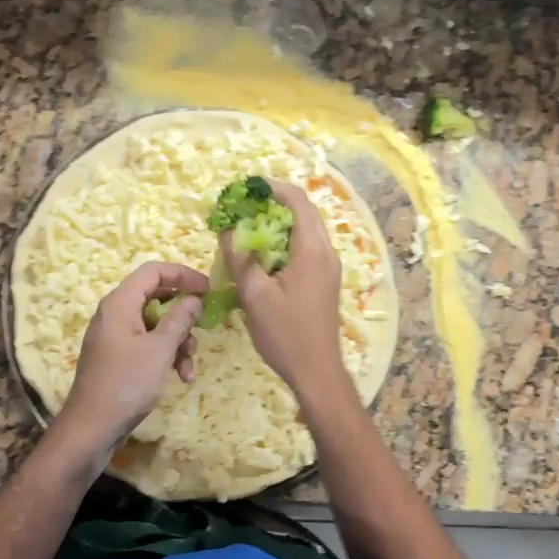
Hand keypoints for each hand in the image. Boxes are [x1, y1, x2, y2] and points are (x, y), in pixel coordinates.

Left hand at [55, 261, 208, 455]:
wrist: (92, 427)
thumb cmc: (127, 383)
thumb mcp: (160, 349)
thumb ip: (179, 319)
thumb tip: (194, 299)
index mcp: (120, 303)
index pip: (153, 271)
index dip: (183, 274)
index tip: (209, 289)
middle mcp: (115, 313)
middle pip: (156, 297)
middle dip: (183, 315)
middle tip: (203, 326)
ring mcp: (115, 336)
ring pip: (156, 324)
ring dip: (178, 342)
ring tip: (189, 367)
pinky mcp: (118, 356)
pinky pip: (147, 344)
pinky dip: (165, 355)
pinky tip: (181, 377)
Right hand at [223, 182, 349, 400]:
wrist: (316, 371)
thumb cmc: (285, 333)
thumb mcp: (254, 295)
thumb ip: (240, 258)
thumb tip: (229, 230)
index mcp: (312, 250)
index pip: (298, 202)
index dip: (273, 188)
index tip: (247, 187)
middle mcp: (326, 253)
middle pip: (304, 213)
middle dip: (275, 204)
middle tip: (244, 206)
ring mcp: (328, 268)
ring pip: (306, 231)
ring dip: (280, 224)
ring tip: (250, 227)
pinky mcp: (325, 281)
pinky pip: (307, 249)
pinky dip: (286, 242)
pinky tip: (264, 255)